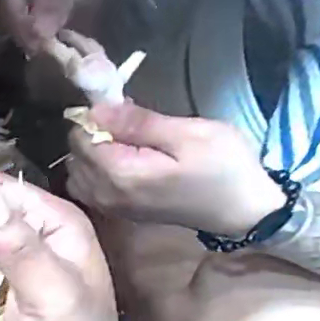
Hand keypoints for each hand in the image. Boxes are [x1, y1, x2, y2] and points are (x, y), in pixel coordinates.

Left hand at [66, 104, 287, 235]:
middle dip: (93, 134)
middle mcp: (107, 196)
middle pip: (75, 156)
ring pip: (78, 173)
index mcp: (121, 175)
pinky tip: (127, 158)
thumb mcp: (187, 134)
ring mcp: (112, 208)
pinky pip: (90, 188)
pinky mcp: (121, 212)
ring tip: (129, 141)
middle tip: (129, 122)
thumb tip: (97, 109)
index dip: (96, 117)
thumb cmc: (223, 167)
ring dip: (94, 153)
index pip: (80, 138)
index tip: (123, 108)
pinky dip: (98, 170)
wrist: (244, 210)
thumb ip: (137, 123)